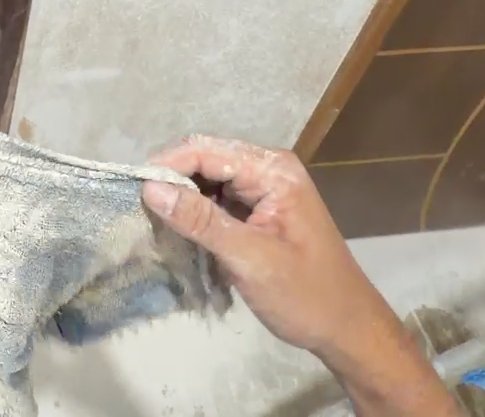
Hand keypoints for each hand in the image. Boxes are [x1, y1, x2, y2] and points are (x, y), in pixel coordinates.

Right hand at [142, 136, 457, 416]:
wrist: (351, 333)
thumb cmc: (306, 295)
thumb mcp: (250, 258)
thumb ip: (200, 220)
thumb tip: (150, 188)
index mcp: (272, 169)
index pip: (206, 151)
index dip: (167, 164)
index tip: (134, 188)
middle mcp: (267, 168)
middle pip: (205, 159)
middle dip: (172, 179)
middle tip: (140, 205)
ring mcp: (264, 188)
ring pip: (208, 178)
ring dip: (183, 195)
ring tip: (155, 217)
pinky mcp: (259, 208)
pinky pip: (218, 197)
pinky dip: (197, 210)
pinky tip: (180, 227)